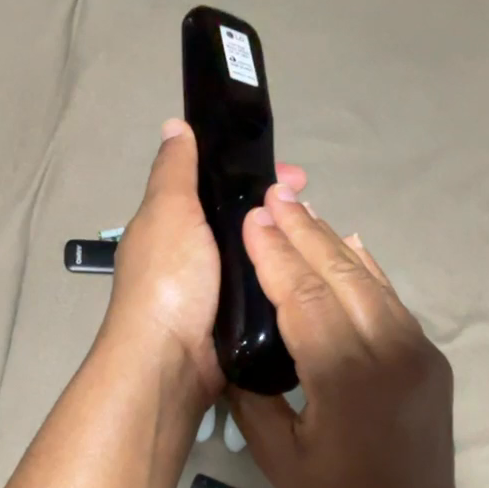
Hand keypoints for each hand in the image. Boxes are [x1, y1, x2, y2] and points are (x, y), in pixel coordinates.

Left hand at [101, 119, 305, 411]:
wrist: (170, 361)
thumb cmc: (168, 279)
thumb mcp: (168, 211)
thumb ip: (174, 170)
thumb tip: (175, 126)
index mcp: (172, 227)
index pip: (217, 188)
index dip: (253, 174)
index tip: (293, 173)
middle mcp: (192, 257)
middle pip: (243, 223)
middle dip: (278, 211)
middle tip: (315, 210)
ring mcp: (214, 292)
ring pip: (257, 257)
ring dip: (286, 245)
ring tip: (321, 236)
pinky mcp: (234, 323)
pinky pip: (263, 292)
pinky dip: (283, 279)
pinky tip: (309, 272)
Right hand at [227, 185, 470, 487]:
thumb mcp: (279, 457)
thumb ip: (253, 396)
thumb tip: (235, 349)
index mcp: (345, 377)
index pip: (304, 298)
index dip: (275, 254)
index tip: (252, 218)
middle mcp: (388, 351)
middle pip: (339, 275)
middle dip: (302, 231)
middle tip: (272, 194)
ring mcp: (416, 349)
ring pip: (369, 279)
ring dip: (332, 241)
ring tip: (300, 209)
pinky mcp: (428, 354)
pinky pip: (391, 299)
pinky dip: (365, 267)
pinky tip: (347, 242)